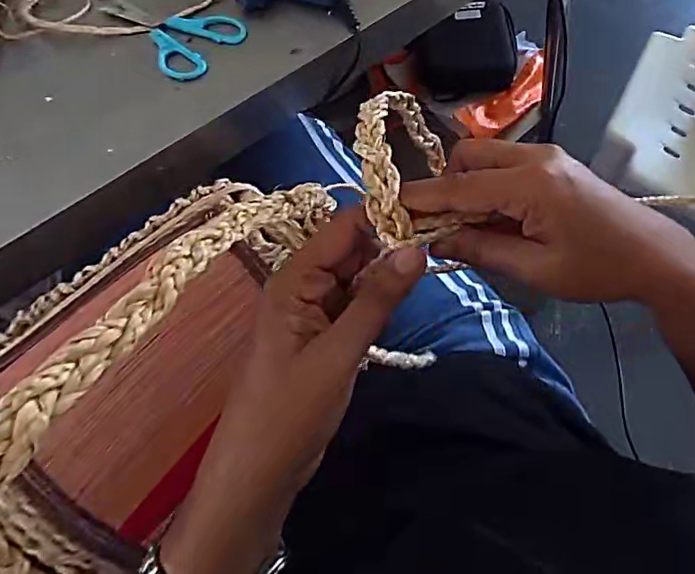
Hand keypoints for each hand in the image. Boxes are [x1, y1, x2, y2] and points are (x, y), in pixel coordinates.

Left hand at [160, 207, 422, 573]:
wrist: (255, 481)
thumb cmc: (287, 414)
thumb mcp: (339, 354)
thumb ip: (378, 299)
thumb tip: (417, 249)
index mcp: (294, 279)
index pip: (344, 227)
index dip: (385, 215)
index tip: (431, 213)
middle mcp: (303, 285)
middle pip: (355, 246)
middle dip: (393, 241)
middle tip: (439, 241)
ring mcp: (315, 308)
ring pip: (360, 272)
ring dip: (389, 270)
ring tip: (429, 264)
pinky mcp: (326, 331)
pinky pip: (358, 299)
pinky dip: (381, 296)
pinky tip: (406, 296)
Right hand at [402, 140, 694, 305]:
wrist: (652, 253)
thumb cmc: (598, 268)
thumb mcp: (536, 268)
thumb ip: (481, 249)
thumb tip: (435, 242)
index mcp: (530, 182)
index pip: (459, 187)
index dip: (420, 199)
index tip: (385, 207)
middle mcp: (535, 157)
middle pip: (469, 156)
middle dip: (445, 186)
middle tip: (437, 226)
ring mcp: (547, 155)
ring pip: (487, 156)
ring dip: (468, 185)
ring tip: (469, 227)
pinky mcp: (555, 163)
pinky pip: (507, 164)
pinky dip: (490, 184)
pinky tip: (495, 217)